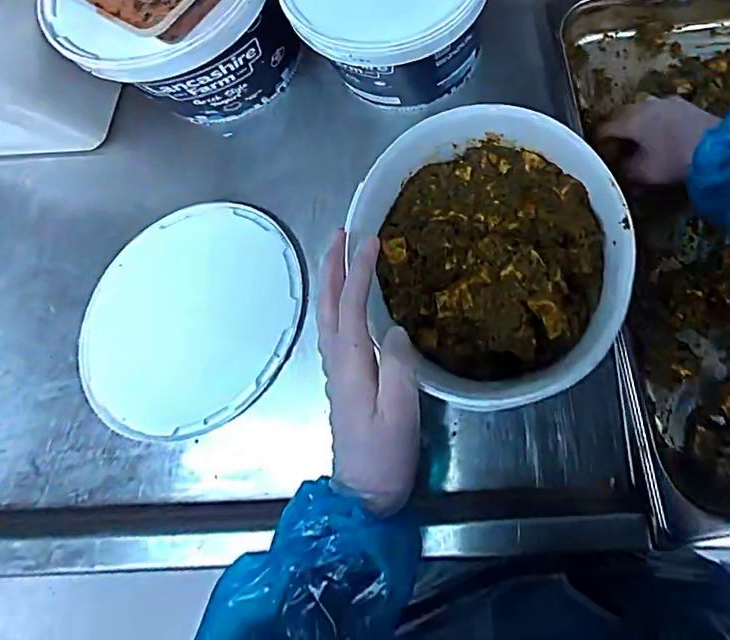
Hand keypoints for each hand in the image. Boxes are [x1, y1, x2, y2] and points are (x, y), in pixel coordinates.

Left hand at [318, 229, 419, 515]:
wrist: (362, 496)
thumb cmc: (384, 458)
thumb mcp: (400, 415)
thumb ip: (398, 369)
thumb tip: (394, 330)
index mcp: (351, 364)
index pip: (352, 306)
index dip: (359, 271)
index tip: (371, 241)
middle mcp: (337, 361)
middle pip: (329, 304)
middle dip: (333, 266)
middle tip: (343, 233)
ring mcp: (337, 370)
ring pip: (328, 313)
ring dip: (332, 279)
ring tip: (342, 253)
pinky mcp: (343, 378)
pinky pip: (335, 326)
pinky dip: (338, 300)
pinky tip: (347, 297)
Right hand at [598, 97, 721, 183]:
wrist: (721, 149)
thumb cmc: (678, 160)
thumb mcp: (646, 173)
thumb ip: (627, 171)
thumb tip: (621, 169)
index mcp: (630, 120)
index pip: (604, 128)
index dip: (601, 145)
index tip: (608, 160)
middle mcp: (644, 105)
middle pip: (619, 115)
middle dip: (617, 133)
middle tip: (621, 152)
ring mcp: (665, 101)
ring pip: (640, 110)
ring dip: (636, 125)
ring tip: (643, 143)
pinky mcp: (684, 104)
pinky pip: (659, 110)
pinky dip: (655, 122)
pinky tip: (664, 137)